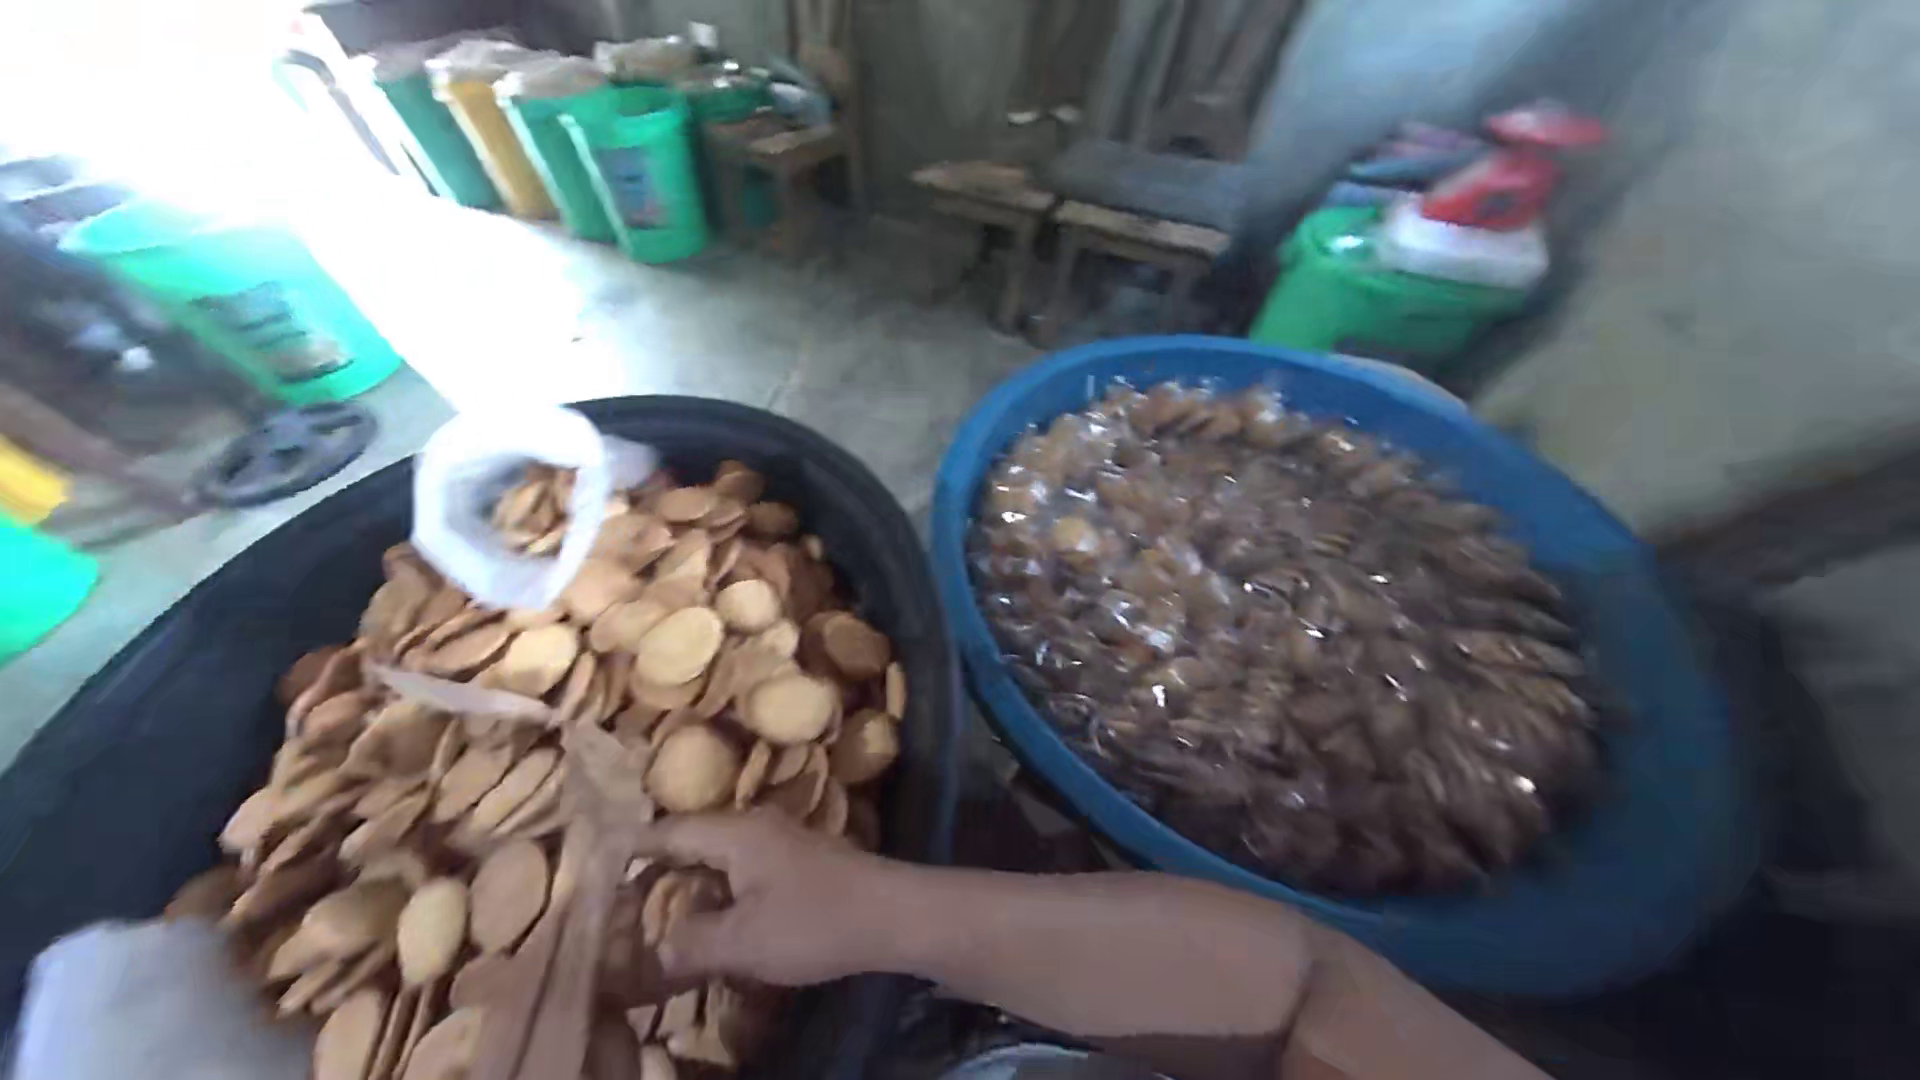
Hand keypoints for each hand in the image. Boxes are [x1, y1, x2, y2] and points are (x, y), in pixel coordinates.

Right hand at [632, 810, 904, 985]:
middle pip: (696, 839)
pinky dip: (721, 887)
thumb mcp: (742, 941)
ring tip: (661, 913)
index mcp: (737, 832)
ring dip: (692, 880)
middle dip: (660, 869)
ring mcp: (782, 839)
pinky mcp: (799, 859)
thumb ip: (691, 942)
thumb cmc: (812, 921)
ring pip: (722, 854)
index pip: (672, 831)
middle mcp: (757, 825)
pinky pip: (745, 866)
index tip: (599, 864)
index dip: (635, 848)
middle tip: (623, 903)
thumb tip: (656, 946)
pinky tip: (715, 916)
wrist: (887, 911)